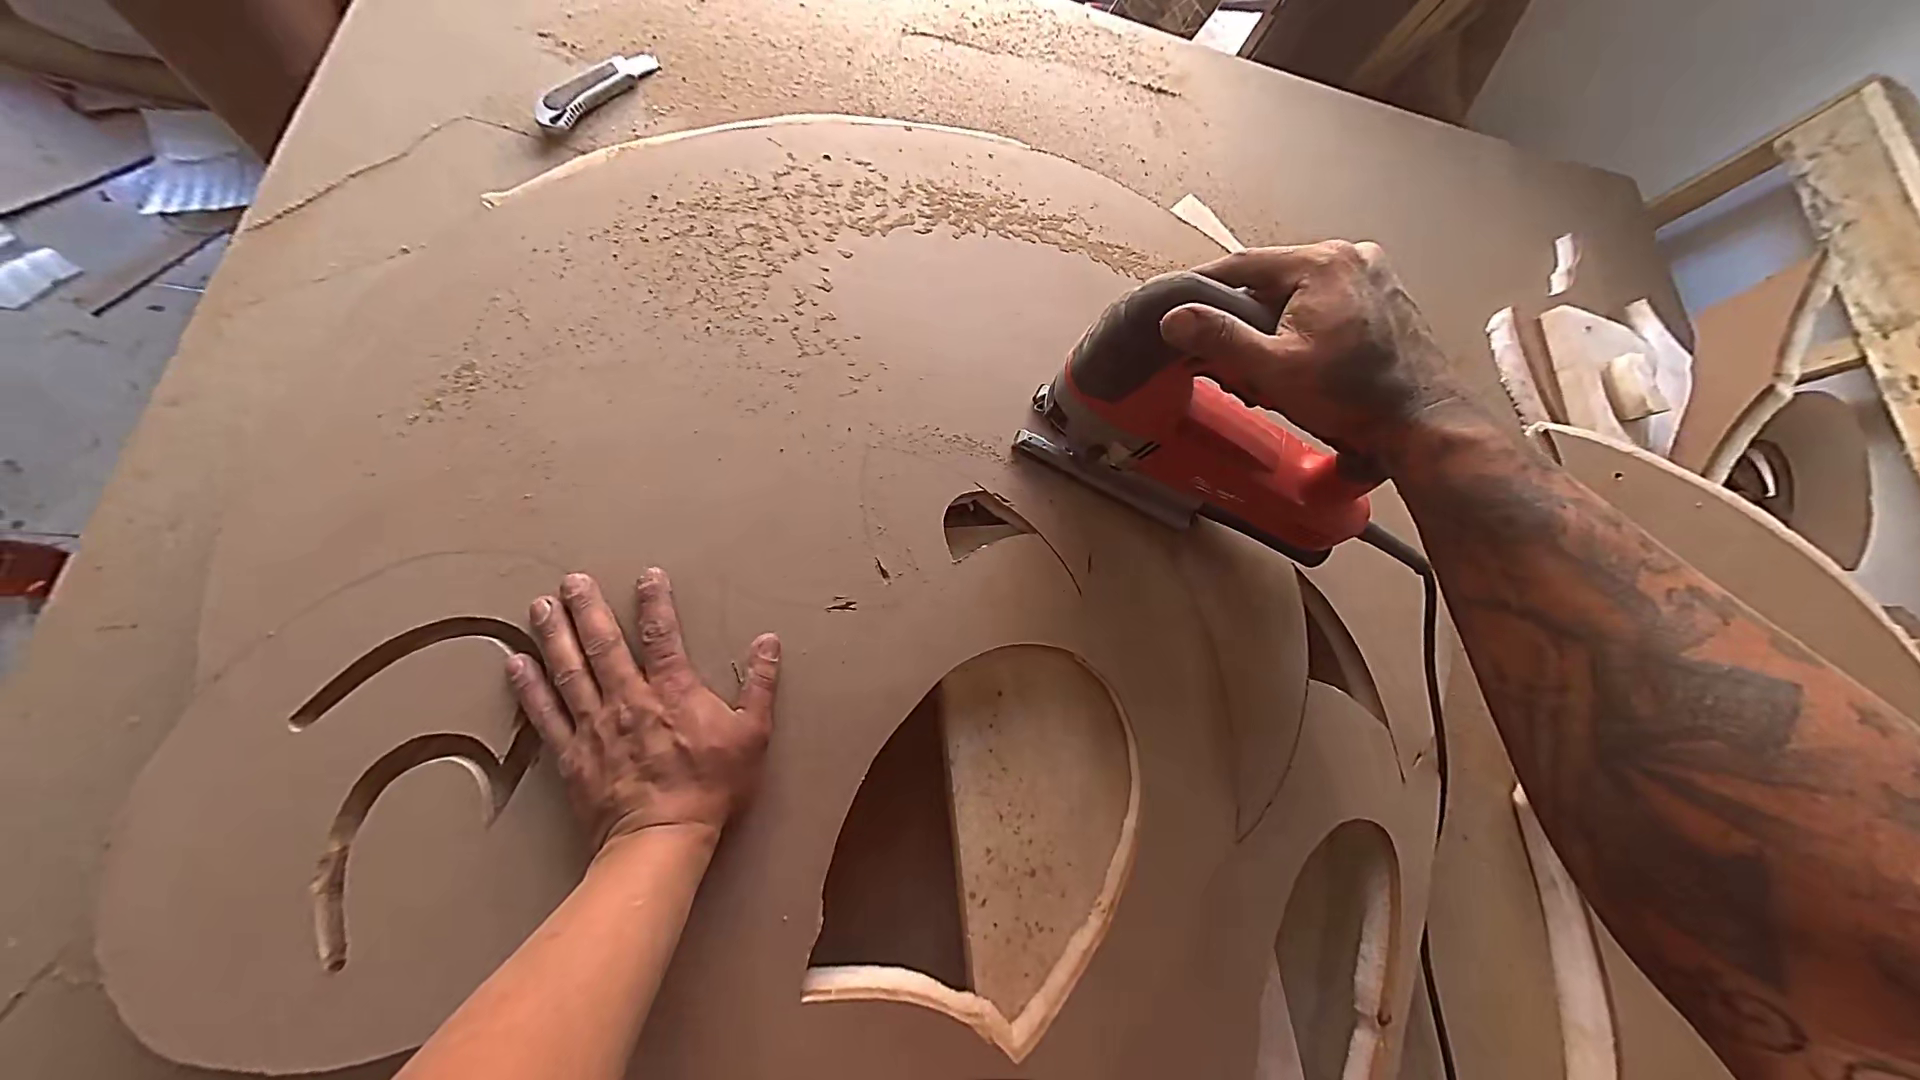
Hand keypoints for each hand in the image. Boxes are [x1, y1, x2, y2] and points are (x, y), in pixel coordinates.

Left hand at [506, 568, 779, 850]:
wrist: (663, 838)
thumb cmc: (712, 786)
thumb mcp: (752, 734)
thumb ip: (760, 685)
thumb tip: (768, 643)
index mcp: (674, 692)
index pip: (663, 636)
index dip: (655, 602)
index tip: (648, 575)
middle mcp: (630, 700)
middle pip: (605, 645)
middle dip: (590, 608)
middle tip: (574, 579)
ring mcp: (597, 726)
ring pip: (571, 671)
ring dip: (554, 635)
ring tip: (541, 605)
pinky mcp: (573, 754)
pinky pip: (547, 715)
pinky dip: (530, 688)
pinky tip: (516, 663)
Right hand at [1159, 241, 1479, 466]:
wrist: (1416, 422)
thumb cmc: (1350, 394)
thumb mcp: (1272, 367)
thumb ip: (1220, 338)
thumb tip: (1173, 317)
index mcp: (1323, 263)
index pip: (1242, 264)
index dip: (1203, 284)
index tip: (1177, 303)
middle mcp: (1352, 257)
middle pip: (1271, 279)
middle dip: (1239, 313)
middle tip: (1214, 347)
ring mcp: (1372, 277)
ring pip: (1295, 293)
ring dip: (1268, 322)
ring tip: (1255, 361)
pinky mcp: (1381, 300)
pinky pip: (1321, 303)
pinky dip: (1297, 325)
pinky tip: (1291, 357)